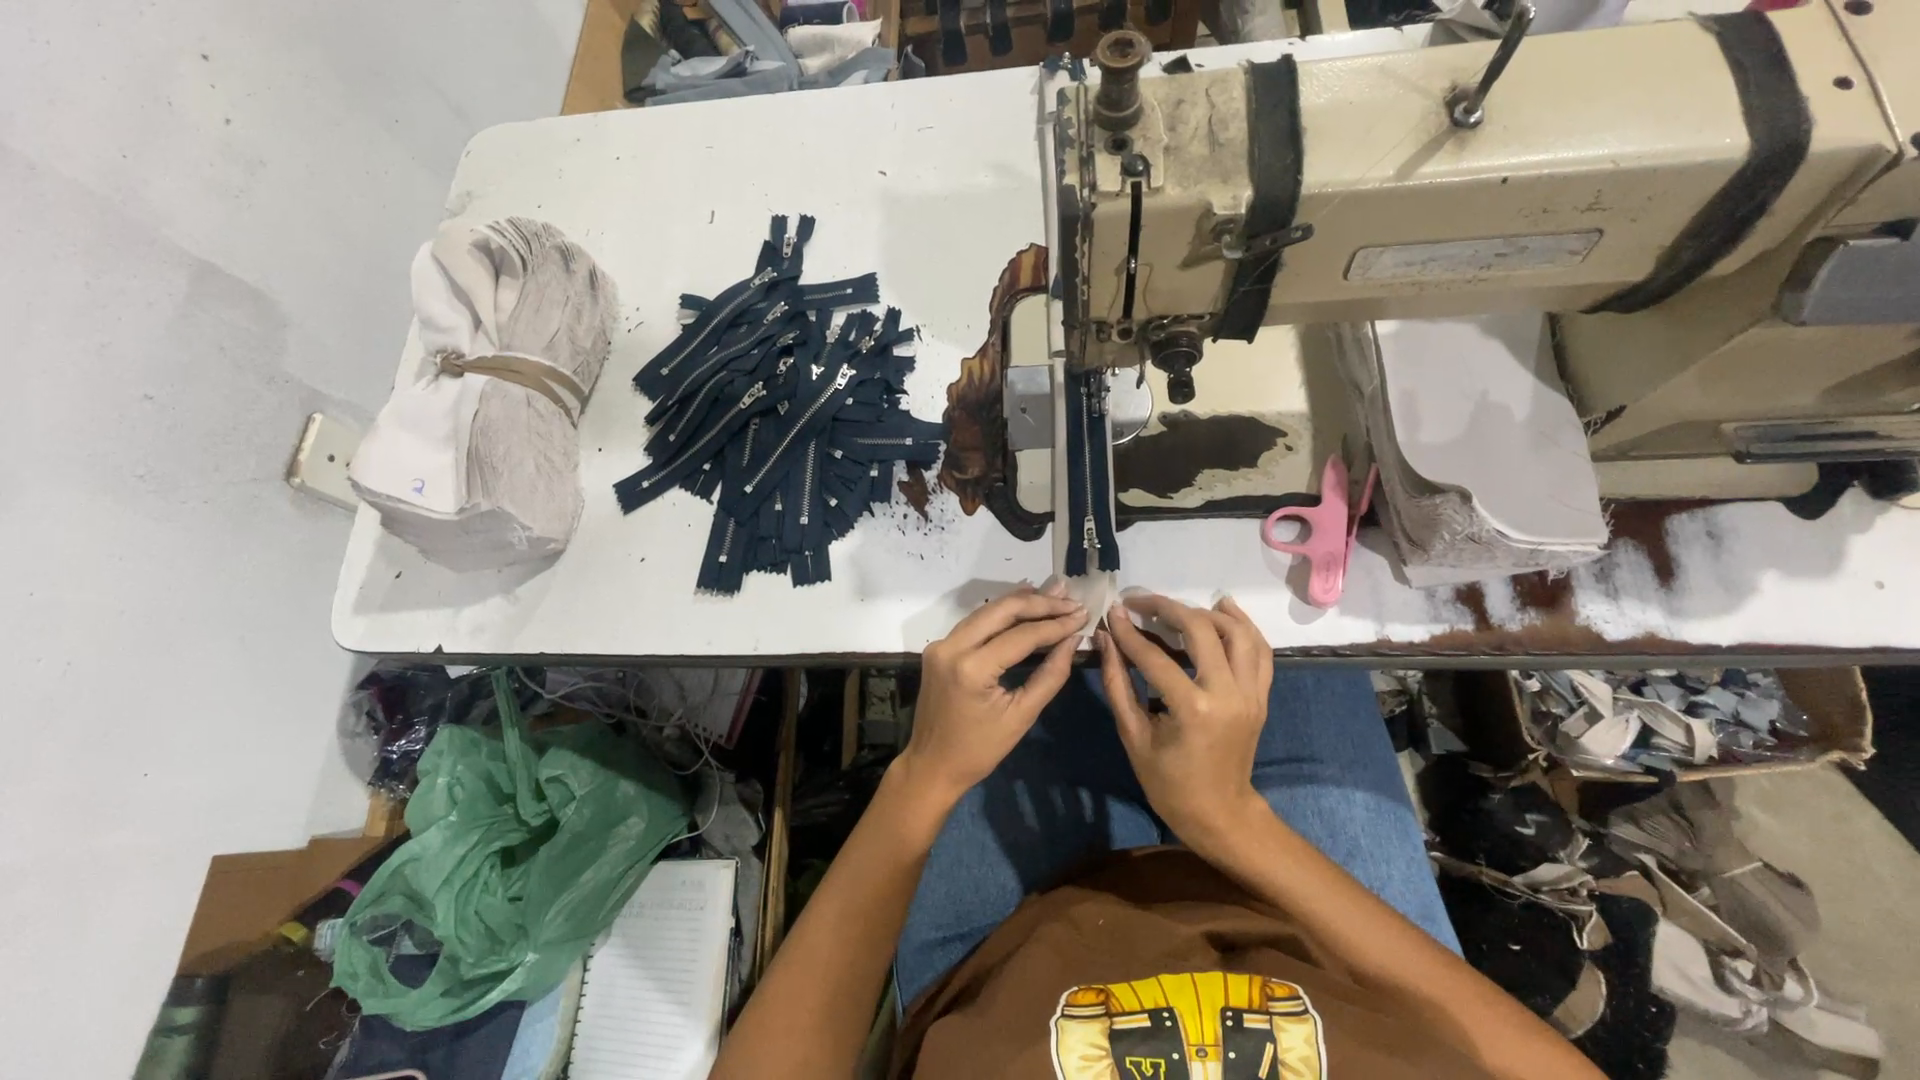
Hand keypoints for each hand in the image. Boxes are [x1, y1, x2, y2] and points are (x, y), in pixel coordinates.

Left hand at [898, 582, 1084, 803]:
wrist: (932, 765)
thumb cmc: (980, 749)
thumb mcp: (1021, 716)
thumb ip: (1050, 675)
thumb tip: (1073, 640)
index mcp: (972, 668)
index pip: (1022, 636)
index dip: (1055, 624)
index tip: (1083, 614)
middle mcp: (951, 647)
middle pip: (1001, 611)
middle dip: (1039, 603)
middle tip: (1070, 597)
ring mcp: (941, 645)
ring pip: (986, 611)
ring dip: (1021, 602)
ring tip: (1054, 593)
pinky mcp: (939, 648)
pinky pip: (975, 622)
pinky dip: (1001, 614)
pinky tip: (1024, 604)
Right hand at [1097, 591, 1273, 848]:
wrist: (1218, 813)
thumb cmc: (1168, 783)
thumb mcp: (1133, 734)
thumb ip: (1118, 682)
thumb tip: (1105, 638)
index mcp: (1193, 709)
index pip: (1155, 657)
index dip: (1129, 632)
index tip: (1112, 612)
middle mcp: (1228, 694)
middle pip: (1201, 630)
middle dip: (1167, 608)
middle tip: (1139, 602)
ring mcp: (1251, 693)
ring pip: (1237, 633)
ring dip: (1206, 613)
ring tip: (1177, 607)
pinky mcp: (1261, 695)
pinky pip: (1259, 650)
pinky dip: (1243, 626)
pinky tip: (1223, 610)